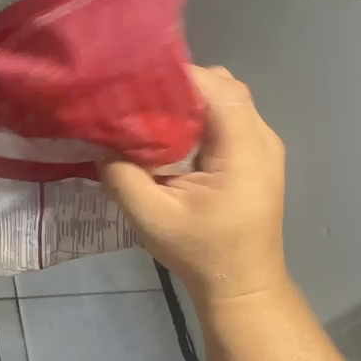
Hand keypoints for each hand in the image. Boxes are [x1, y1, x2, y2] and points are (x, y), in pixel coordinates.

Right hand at [100, 65, 289, 305]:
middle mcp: (260, 138)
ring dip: (187, 101)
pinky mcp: (253, 156)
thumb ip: (121, 175)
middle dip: (178, 85)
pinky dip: (196, 117)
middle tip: (134, 98)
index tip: (133, 80)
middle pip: (223, 87)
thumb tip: (100, 140)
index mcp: (242, 150)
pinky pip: (225, 118)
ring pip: (225, 100)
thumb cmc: (198, 251)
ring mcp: (260, 146)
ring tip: (146, 114)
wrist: (240, 283)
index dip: (176, 77)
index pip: (217, 88)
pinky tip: (166, 134)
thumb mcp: (149, 216)